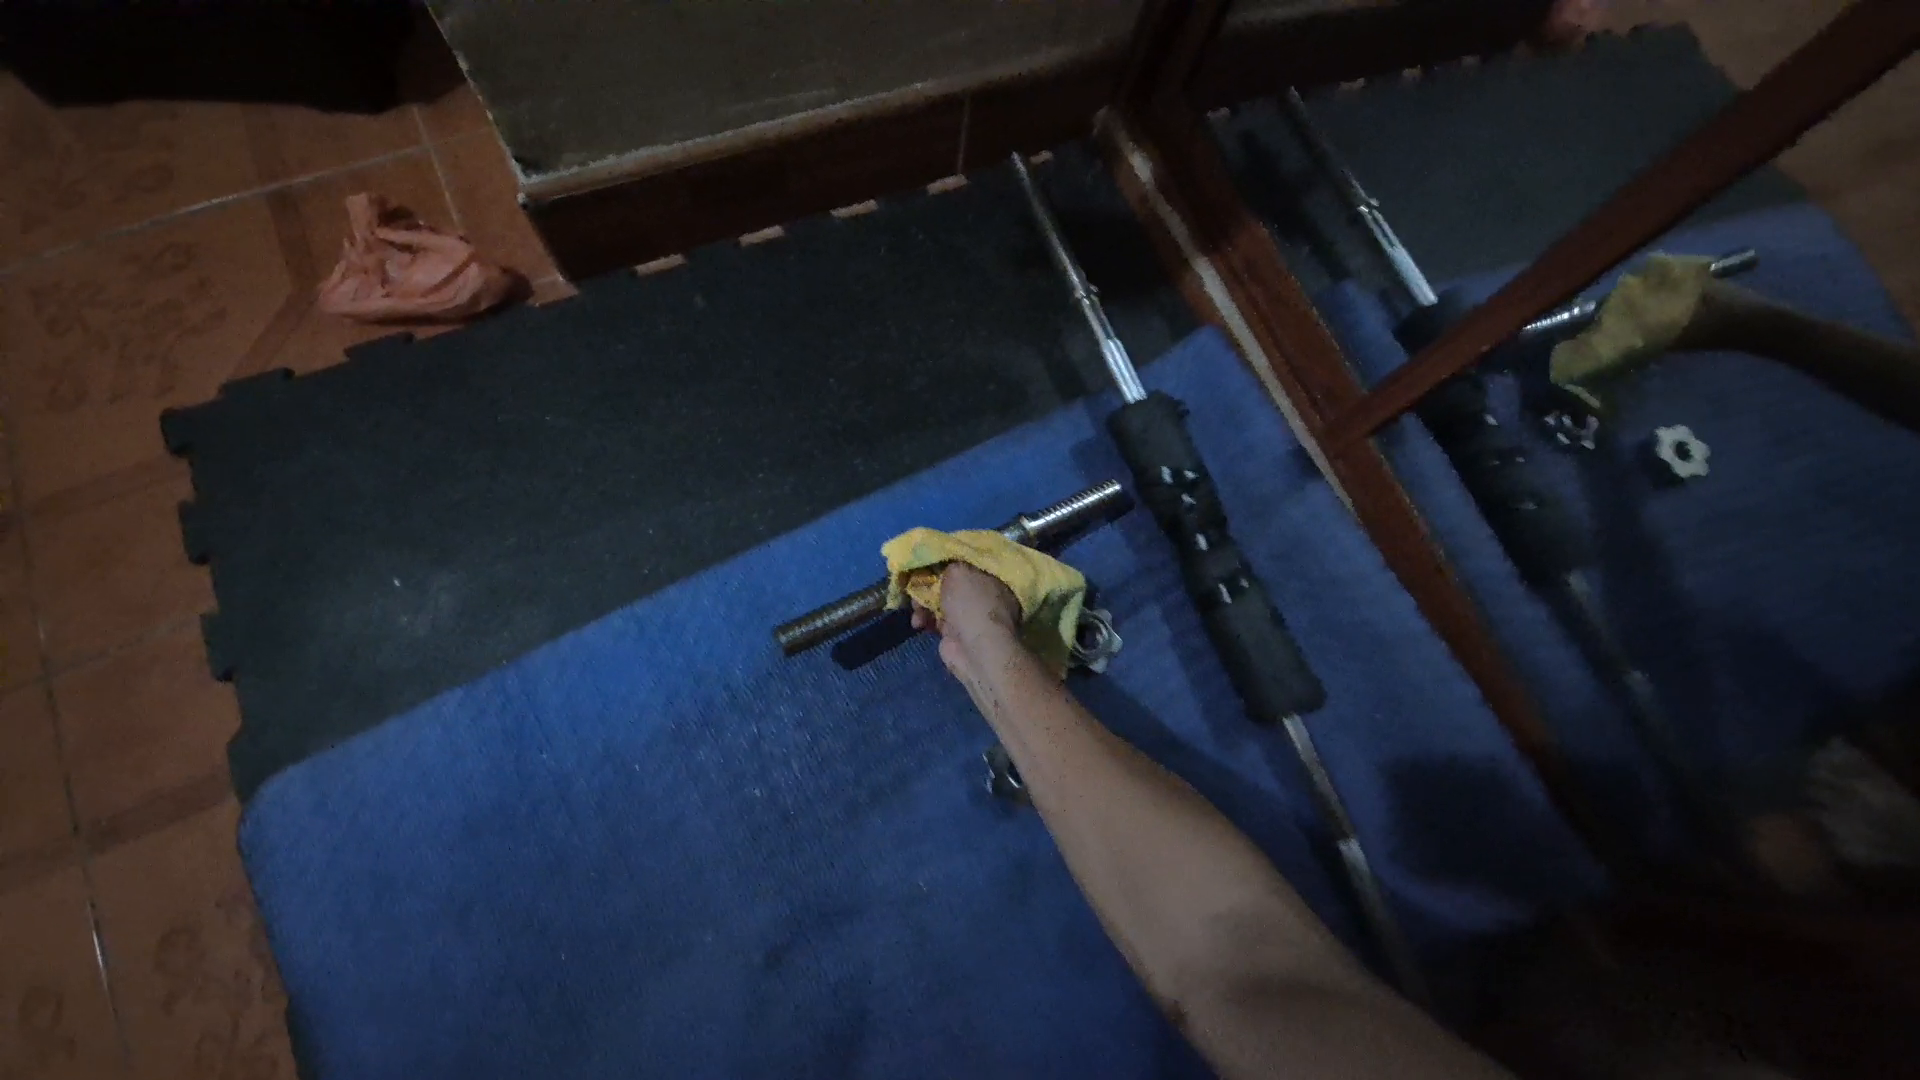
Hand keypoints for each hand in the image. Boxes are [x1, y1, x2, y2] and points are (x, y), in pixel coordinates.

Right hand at [909, 563, 1021, 679]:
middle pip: (950, 583)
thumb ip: (947, 565)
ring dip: (923, 603)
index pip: (965, 564)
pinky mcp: (956, 634)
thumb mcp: (958, 572)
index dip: (944, 562)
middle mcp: (983, 596)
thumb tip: (942, 568)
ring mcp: (970, 616)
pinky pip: (935, 620)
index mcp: (992, 577)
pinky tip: (919, 622)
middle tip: (914, 585)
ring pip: (940, 602)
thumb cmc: (971, 603)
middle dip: (929, 584)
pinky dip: (925, 619)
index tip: (926, 562)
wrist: (975, 650)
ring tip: (916, 607)